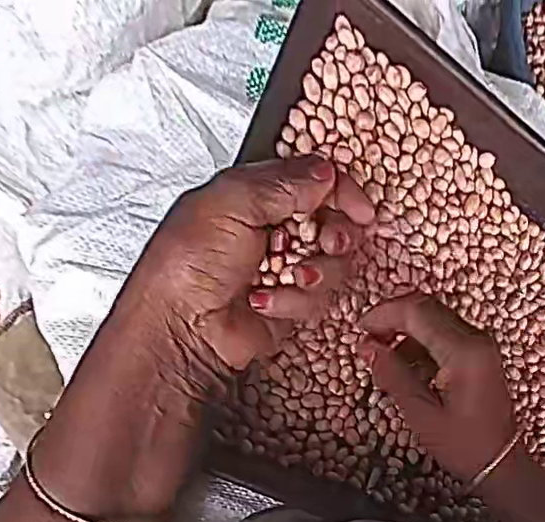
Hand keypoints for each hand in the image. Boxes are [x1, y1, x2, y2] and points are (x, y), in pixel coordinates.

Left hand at [107, 155, 374, 400]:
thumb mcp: (232, 203)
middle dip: (336, 237)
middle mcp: (276, 230)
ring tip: (288, 277)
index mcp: (258, 195)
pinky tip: (266, 301)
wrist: (183, 325)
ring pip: (334, 266)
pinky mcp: (293, 304)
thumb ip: (282, 184)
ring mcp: (287, 269)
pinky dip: (295, 301)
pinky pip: (320, 300)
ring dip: (316, 273)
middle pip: (334, 225)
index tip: (362, 209)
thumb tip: (324, 172)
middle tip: (327, 242)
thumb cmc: (188, 264)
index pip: (314, 182)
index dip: (342, 192)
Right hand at [360, 295, 517, 478]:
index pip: (417, 311)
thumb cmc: (465, 446)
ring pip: (435, 320)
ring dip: (405, 333)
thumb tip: (368, 347)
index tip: (360, 330)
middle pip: (426, 308)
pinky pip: (445, 336)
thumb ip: (394, 376)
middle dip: (392, 319)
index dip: (383, 314)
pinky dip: (421, 344)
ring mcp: (481, 346)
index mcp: (464, 351)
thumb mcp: (423, 414)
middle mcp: (476, 340)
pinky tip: (408, 370)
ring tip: (385, 362)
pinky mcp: (480, 356)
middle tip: (369, 343)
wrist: (501, 463)